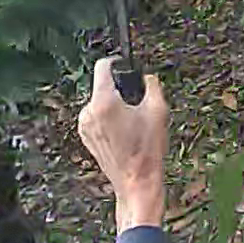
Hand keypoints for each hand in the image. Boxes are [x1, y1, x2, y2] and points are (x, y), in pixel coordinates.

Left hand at [77, 57, 168, 232]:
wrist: (136, 181)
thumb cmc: (148, 147)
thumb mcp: (158, 110)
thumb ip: (152, 85)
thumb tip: (146, 76)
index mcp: (104, 102)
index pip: (103, 68)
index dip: (116, 61)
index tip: (125, 63)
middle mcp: (88, 112)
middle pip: (103, 86)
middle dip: (121, 89)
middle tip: (139, 103)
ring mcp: (84, 126)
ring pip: (100, 102)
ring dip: (115, 104)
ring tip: (134, 122)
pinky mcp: (85, 136)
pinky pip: (97, 116)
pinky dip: (109, 117)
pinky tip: (125, 132)